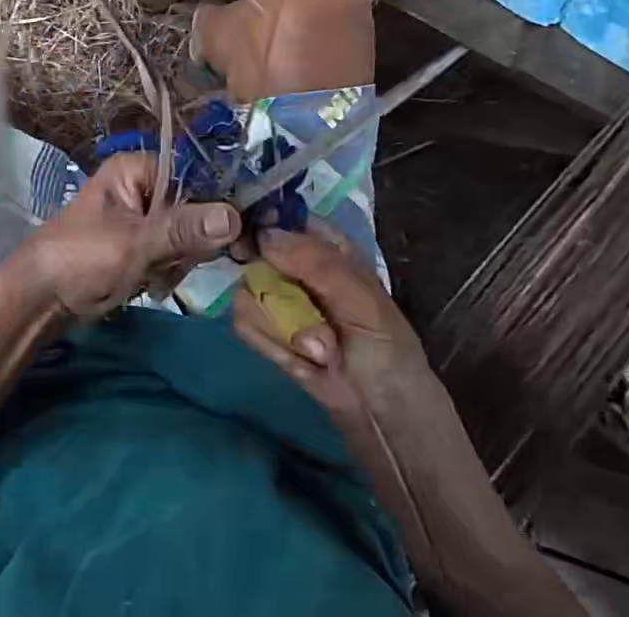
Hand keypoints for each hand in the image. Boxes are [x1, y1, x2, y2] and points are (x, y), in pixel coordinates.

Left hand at [13, 153, 240, 317]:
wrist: (39, 299)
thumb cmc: (81, 259)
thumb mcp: (136, 243)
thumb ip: (185, 230)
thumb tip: (236, 216)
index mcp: (137, 168)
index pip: (196, 176)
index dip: (214, 206)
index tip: (228, 237)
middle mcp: (142, 184)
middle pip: (195, 208)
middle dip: (190, 242)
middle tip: (170, 264)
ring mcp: (141, 214)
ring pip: (187, 234)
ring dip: (179, 260)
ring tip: (156, 276)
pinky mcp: (140, 241)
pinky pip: (173, 250)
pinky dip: (168, 269)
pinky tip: (154, 283)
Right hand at [232, 226, 432, 424]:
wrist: (379, 410)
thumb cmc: (385, 345)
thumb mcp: (364, 299)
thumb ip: (319, 264)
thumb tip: (265, 236)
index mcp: (324, 244)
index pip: (281, 217)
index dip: (262, 225)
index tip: (255, 246)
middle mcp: (293, 263)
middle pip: (252, 253)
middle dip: (278, 294)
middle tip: (307, 314)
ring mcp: (274, 295)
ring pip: (246, 290)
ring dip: (283, 327)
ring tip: (321, 349)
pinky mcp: (261, 327)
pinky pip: (243, 322)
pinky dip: (272, 344)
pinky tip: (301, 359)